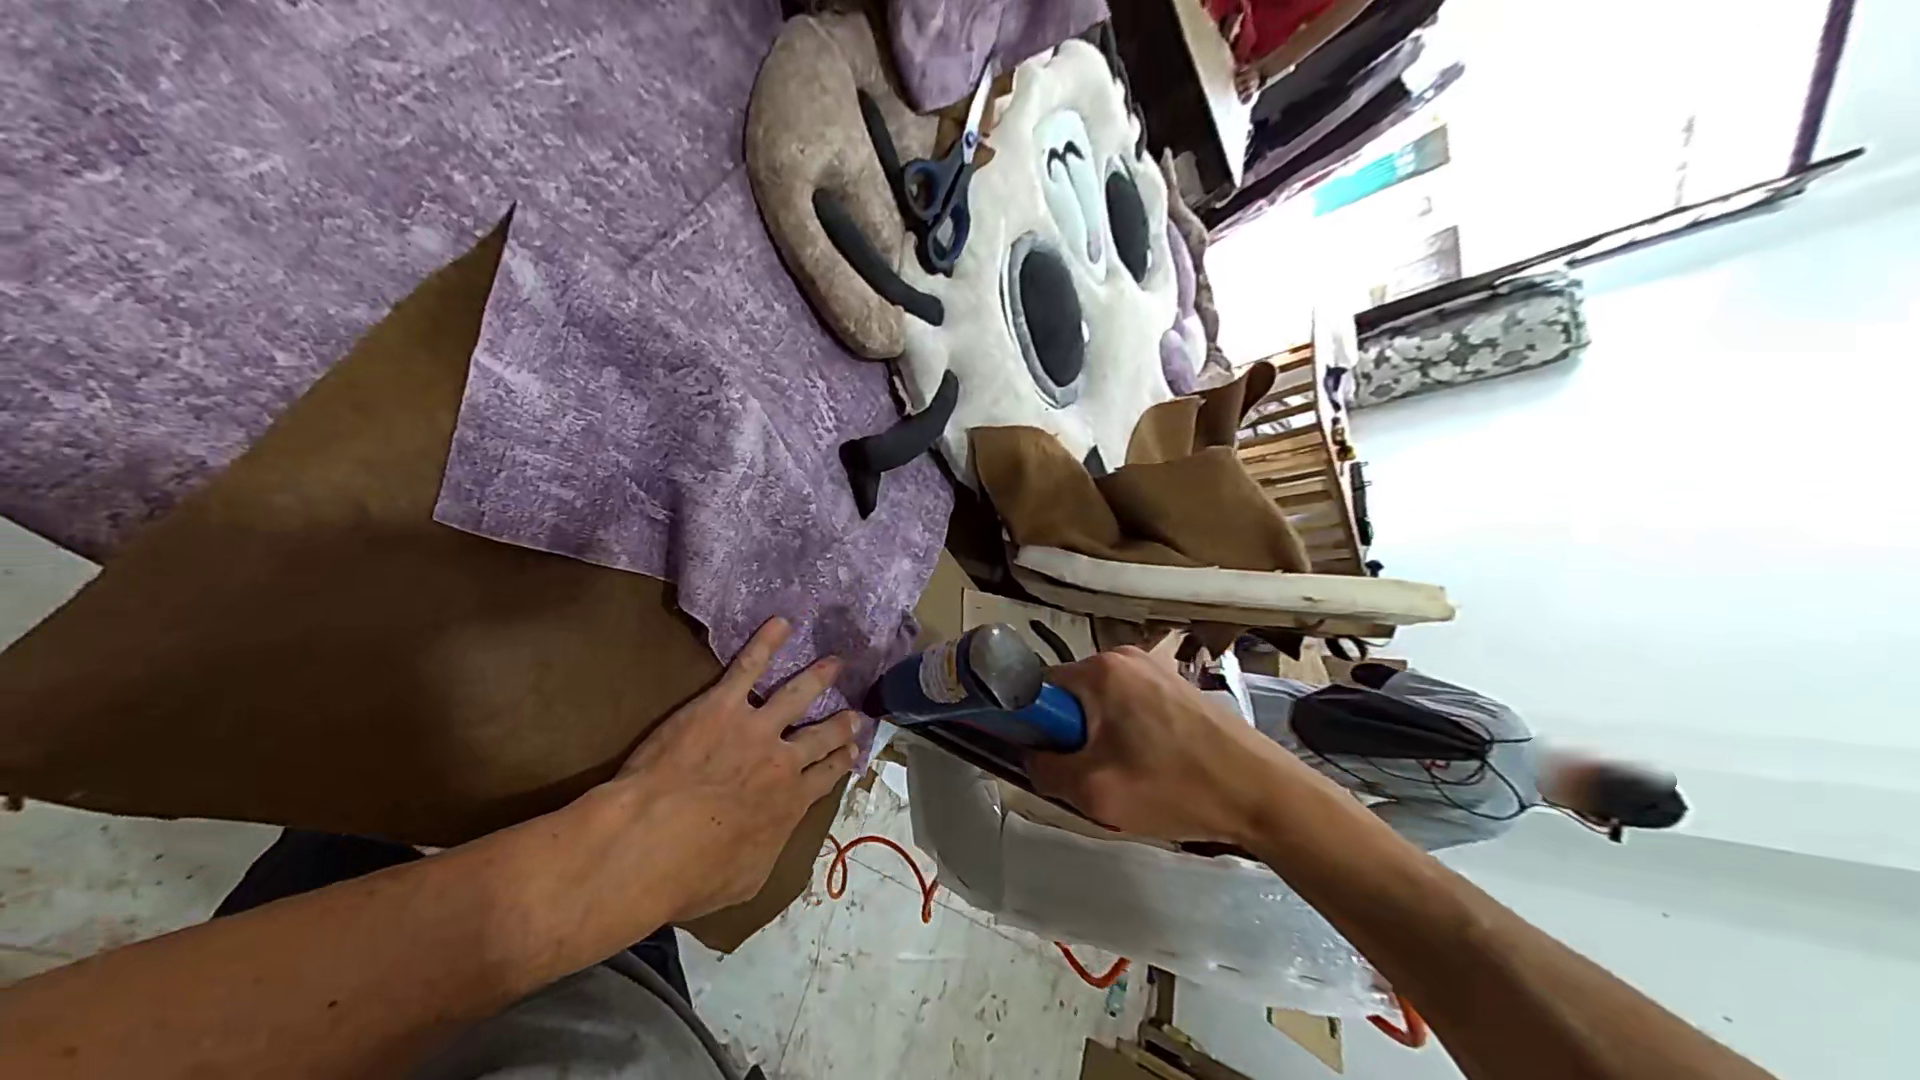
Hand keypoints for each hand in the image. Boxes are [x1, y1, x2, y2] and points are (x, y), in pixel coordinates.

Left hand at [603, 617, 861, 921]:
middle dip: (843, 722)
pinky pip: (749, 667)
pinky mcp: (724, 705)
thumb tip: (778, 839)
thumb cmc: (692, 873)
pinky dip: (767, 642)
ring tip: (835, 662)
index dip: (842, 761)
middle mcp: (784, 761)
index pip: (826, 775)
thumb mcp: (746, 881)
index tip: (853, 750)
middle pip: (822, 735)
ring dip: (819, 677)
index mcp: (790, 803)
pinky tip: (781, 623)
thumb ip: (770, 852)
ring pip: (797, 694)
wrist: (650, 841)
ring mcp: (757, 728)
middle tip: (855, 712)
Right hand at [1028, 646, 1294, 844]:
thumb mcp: (1093, 793)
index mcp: (1100, 670)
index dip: (1038, 727)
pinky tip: (1153, 765)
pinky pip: (1130, 705)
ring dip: (1102, 737)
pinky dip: (1129, 733)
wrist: (1263, 793)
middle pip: (1071, 695)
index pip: (1039, 689)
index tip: (1054, 759)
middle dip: (1073, 735)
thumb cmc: (1175, 788)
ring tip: (1128, 774)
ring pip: (1101, 703)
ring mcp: (1155, 667)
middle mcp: (1125, 655)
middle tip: (1095, 775)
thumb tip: (1031, 756)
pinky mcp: (1177, 684)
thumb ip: (1044, 771)